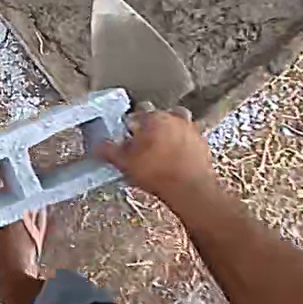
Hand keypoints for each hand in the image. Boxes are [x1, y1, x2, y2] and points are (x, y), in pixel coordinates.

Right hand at [95, 107, 217, 198]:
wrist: (190, 190)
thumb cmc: (158, 173)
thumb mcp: (124, 163)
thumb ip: (109, 151)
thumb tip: (99, 146)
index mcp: (152, 118)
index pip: (136, 113)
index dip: (129, 125)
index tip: (126, 136)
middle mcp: (174, 119)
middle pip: (158, 115)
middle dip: (150, 126)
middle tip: (143, 143)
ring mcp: (191, 130)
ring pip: (177, 123)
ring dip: (169, 131)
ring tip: (161, 147)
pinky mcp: (203, 144)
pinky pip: (190, 138)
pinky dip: (184, 143)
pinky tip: (176, 156)